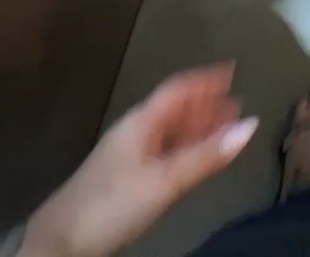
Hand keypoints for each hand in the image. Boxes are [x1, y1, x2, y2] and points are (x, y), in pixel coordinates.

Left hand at [23, 64, 258, 256]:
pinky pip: (164, 152)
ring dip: (197, 127)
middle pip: (175, 109)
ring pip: (170, 132)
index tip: (230, 69)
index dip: (204, 79)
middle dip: (205, 104)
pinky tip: (195, 158)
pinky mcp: (126, 179)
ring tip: (223, 127)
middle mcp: (136, 131)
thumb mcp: (164, 180)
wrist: (60, 242)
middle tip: (235, 102)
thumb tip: (249, 126)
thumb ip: (205, 156)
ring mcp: (129, 155)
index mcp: (142, 121)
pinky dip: (186, 148)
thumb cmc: (112, 203)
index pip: (178, 89)